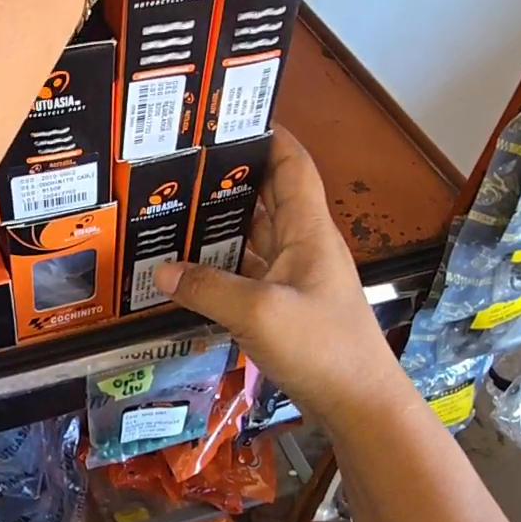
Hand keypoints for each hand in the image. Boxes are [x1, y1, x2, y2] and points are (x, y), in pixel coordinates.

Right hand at [154, 131, 401, 417]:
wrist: (358, 403)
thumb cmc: (321, 347)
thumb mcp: (259, 313)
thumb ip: (208, 288)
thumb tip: (161, 271)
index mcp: (308, 231)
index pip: (292, 165)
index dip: (269, 135)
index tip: (230, 117)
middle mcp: (304, 246)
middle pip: (268, 197)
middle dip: (231, 176)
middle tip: (182, 166)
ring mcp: (296, 279)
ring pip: (256, 236)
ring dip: (223, 223)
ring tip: (176, 209)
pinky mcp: (286, 307)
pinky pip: (249, 273)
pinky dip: (222, 266)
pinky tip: (190, 269)